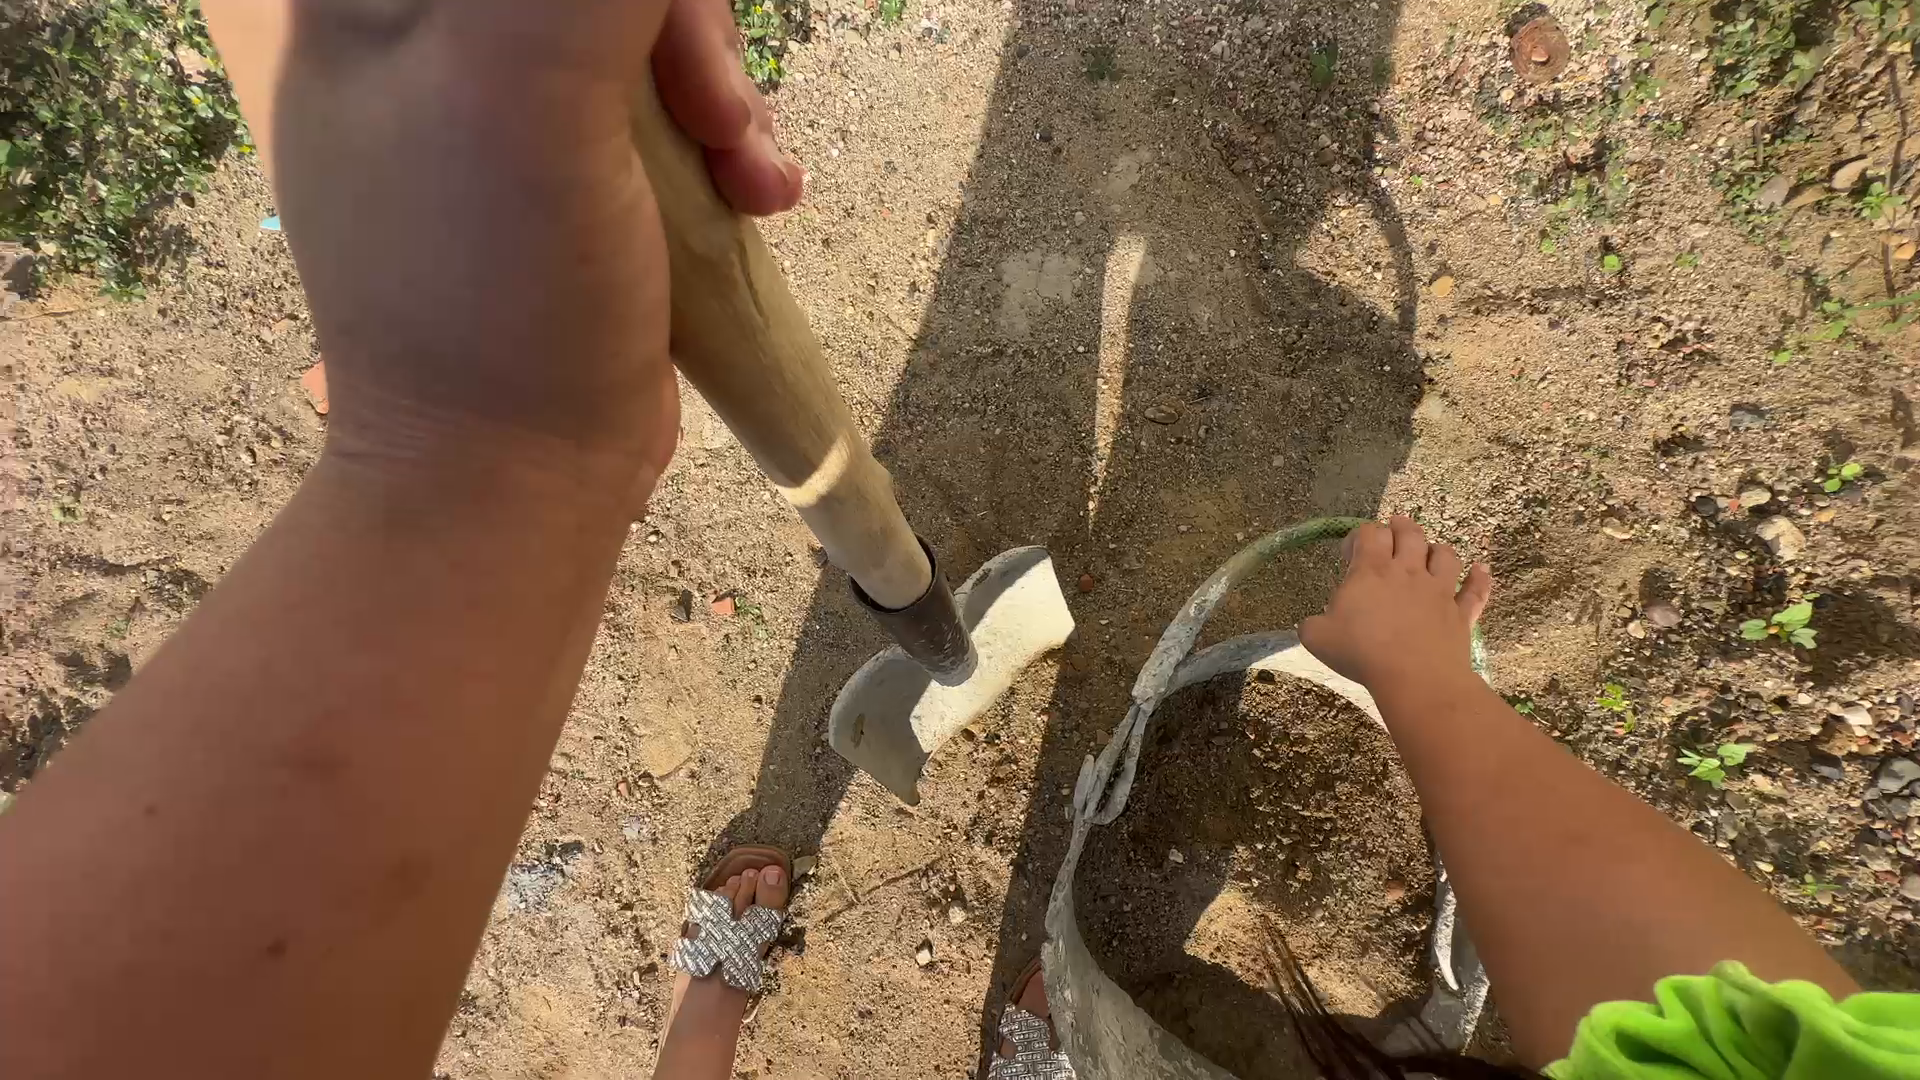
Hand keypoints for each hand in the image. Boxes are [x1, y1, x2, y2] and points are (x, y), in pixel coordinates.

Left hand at [207, 0, 802, 509]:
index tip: (671, 55)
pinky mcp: (594, 182)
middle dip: (691, 43)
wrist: (524, 465)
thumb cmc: (503, 296)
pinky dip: (734, 153)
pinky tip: (760, 202)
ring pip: (659, 48)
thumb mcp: (526, 101)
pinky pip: (680, 123)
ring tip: (756, 189)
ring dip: (730, 106)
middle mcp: (444, 36)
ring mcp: (526, 114)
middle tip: (720, 128)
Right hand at [1300, 516, 1490, 692]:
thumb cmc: (1361, 652)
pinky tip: (1482, 569)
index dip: (1358, 536)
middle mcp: (1407, 572)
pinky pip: (1476, 590)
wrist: (1414, 677)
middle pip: (1409, 534)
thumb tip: (1313, 623)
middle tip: (1393, 528)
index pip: (1369, 534)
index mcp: (1370, 571)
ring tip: (1429, 549)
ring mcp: (1438, 591)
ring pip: (1445, 555)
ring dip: (1436, 547)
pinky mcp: (1461, 613)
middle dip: (1399, 527)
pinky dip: (1480, 578)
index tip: (1349, 552)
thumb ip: (1311, 623)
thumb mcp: (1317, 636)